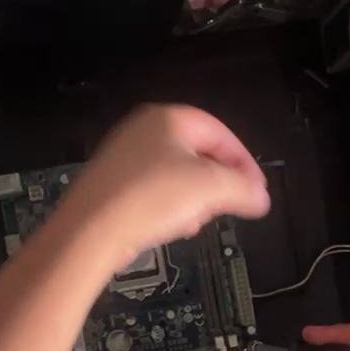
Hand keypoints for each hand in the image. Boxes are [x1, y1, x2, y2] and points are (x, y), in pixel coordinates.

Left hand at [57, 104, 270, 270]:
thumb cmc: (148, 199)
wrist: (90, 232)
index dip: (243, 161)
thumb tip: (259, 197)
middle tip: (230, 204)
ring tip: (197, 220)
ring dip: (194, 200)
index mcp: (167, 118)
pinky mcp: (112, 188)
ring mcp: (123, 160)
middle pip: (197, 154)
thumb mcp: (211, 189)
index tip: (255, 188)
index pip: (219, 132)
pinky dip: (168, 209)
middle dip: (218, 183)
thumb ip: (243, 189)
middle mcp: (141, 132)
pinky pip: (152, 194)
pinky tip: (170, 228)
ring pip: (175, 176)